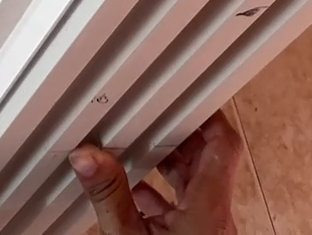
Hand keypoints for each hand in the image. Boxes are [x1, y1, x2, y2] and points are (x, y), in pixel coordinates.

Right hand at [69, 113, 240, 234]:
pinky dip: (159, 197)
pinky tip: (131, 197)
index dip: (208, 113)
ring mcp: (207, 234)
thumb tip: (88, 156)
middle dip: (176, 136)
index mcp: (210, 208)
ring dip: (166, 166)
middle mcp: (216, 218)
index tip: (188, 91)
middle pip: (205, 159)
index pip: (223, 142)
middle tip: (151, 114)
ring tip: (135, 149)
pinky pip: (182, 210)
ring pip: (194, 185)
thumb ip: (109, 195)